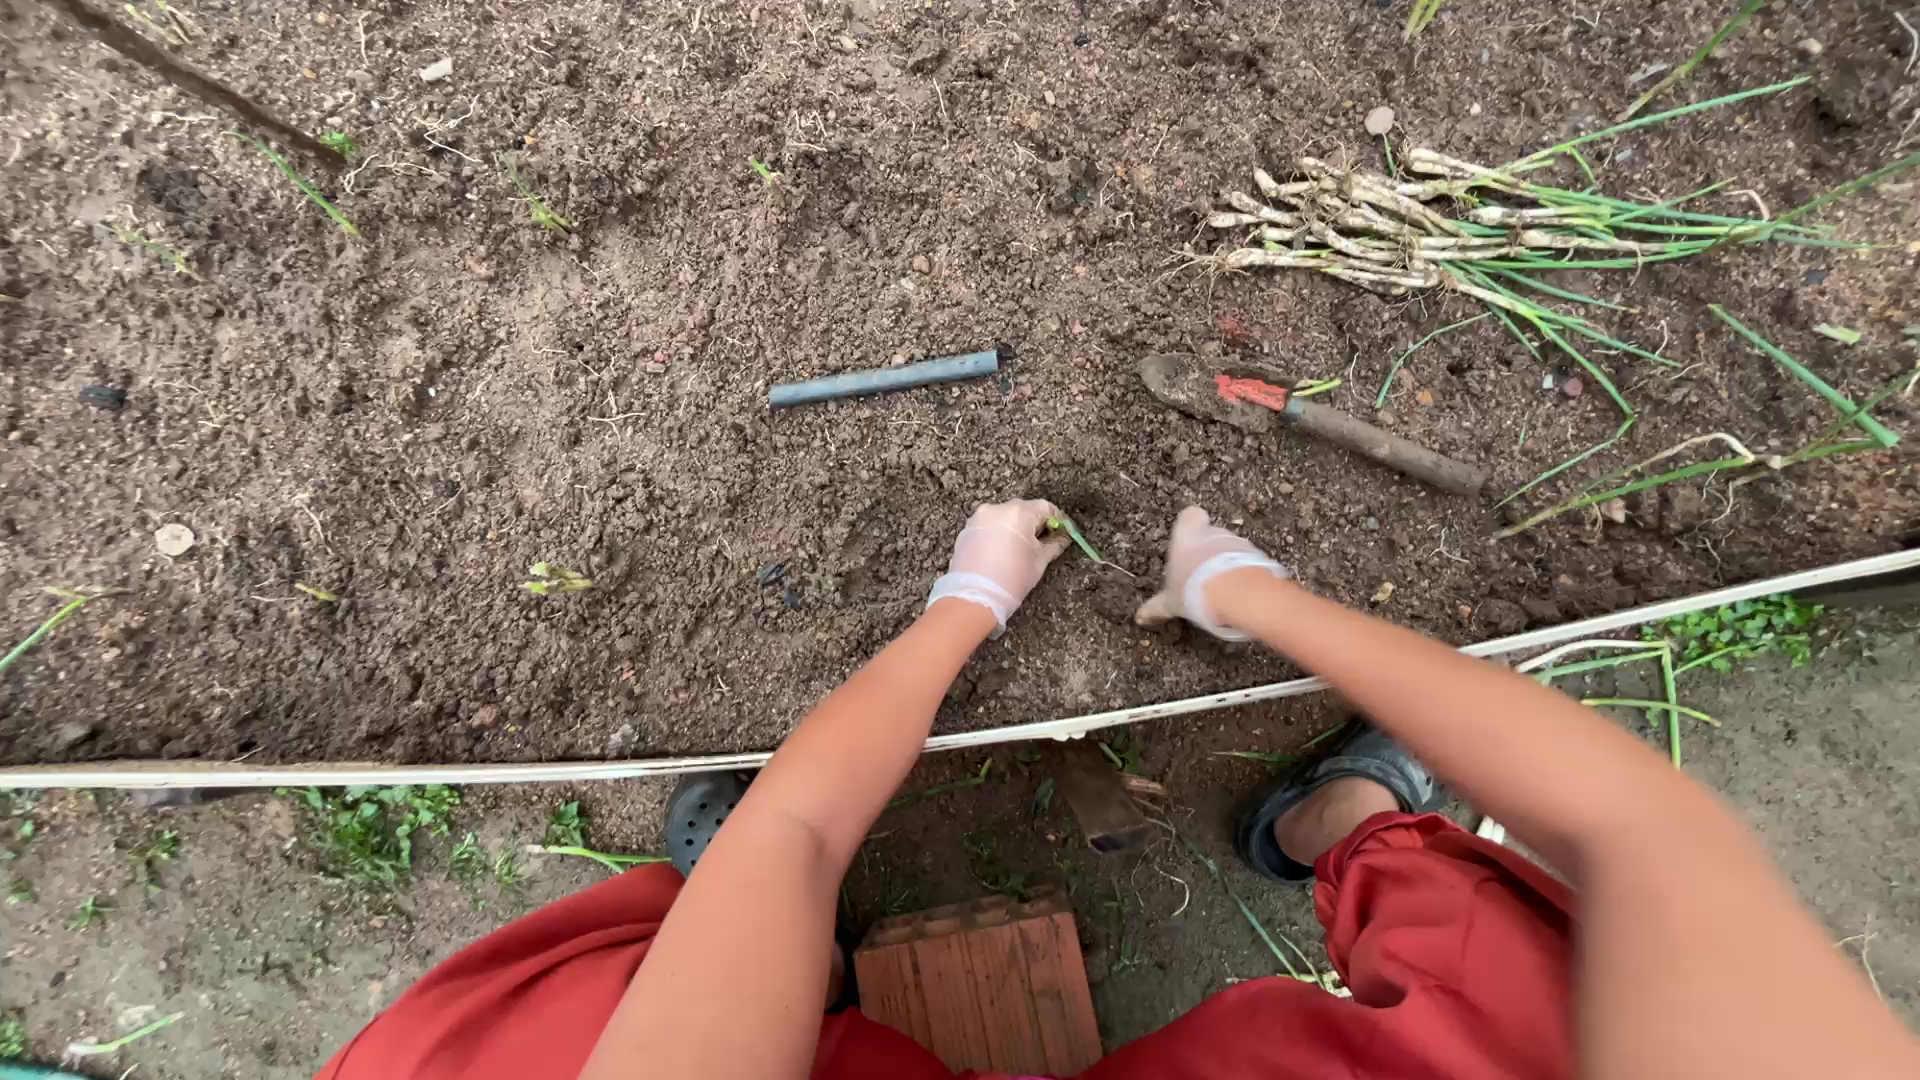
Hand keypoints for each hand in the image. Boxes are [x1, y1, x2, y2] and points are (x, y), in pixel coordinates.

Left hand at [926, 499, 1071, 631]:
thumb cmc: (1011, 579)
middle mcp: (997, 509)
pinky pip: (989, 525)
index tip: (1063, 531)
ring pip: (1004, 516)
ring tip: (1021, 548)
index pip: (1045, 507)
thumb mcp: (1039, 561)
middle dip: (1035, 523)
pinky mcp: (967, 529)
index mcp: (1018, 513)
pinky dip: (998, 533)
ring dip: (1015, 527)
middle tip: (1043, 541)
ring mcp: (979, 518)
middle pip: (1023, 509)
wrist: (975, 597)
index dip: (1058, 519)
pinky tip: (1002, 550)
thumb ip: (1054, 544)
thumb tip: (1063, 537)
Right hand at [1134, 506, 1288, 639]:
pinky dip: (1244, 573)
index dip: (1190, 526)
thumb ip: (1157, 606)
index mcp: (1187, 536)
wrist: (1236, 594)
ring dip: (1227, 563)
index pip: (1190, 516)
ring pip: (1231, 548)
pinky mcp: (1257, 557)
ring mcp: (1238, 543)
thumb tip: (1140, 616)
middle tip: (1201, 575)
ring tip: (1222, 589)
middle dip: (1209, 551)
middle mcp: (1213, 533)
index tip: (1187, 541)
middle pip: (1212, 534)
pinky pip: (1249, 562)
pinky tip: (1238, 593)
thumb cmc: (1194, 589)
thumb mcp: (1171, 602)